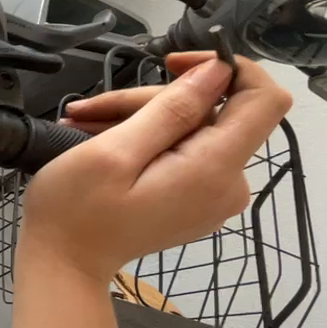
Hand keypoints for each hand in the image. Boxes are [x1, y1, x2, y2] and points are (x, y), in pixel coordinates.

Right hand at [18, 53, 292, 283]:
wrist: (62, 264)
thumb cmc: (74, 212)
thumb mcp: (111, 153)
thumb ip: (169, 111)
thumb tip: (215, 73)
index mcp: (213, 169)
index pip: (264, 99)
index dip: (227, 68)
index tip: (173, 62)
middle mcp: (227, 184)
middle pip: (212, 114)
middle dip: (150, 102)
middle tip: (85, 112)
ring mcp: (212, 196)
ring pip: (192, 132)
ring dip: (138, 120)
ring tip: (82, 128)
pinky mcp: (194, 201)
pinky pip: (183, 154)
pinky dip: (143, 142)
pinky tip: (101, 145)